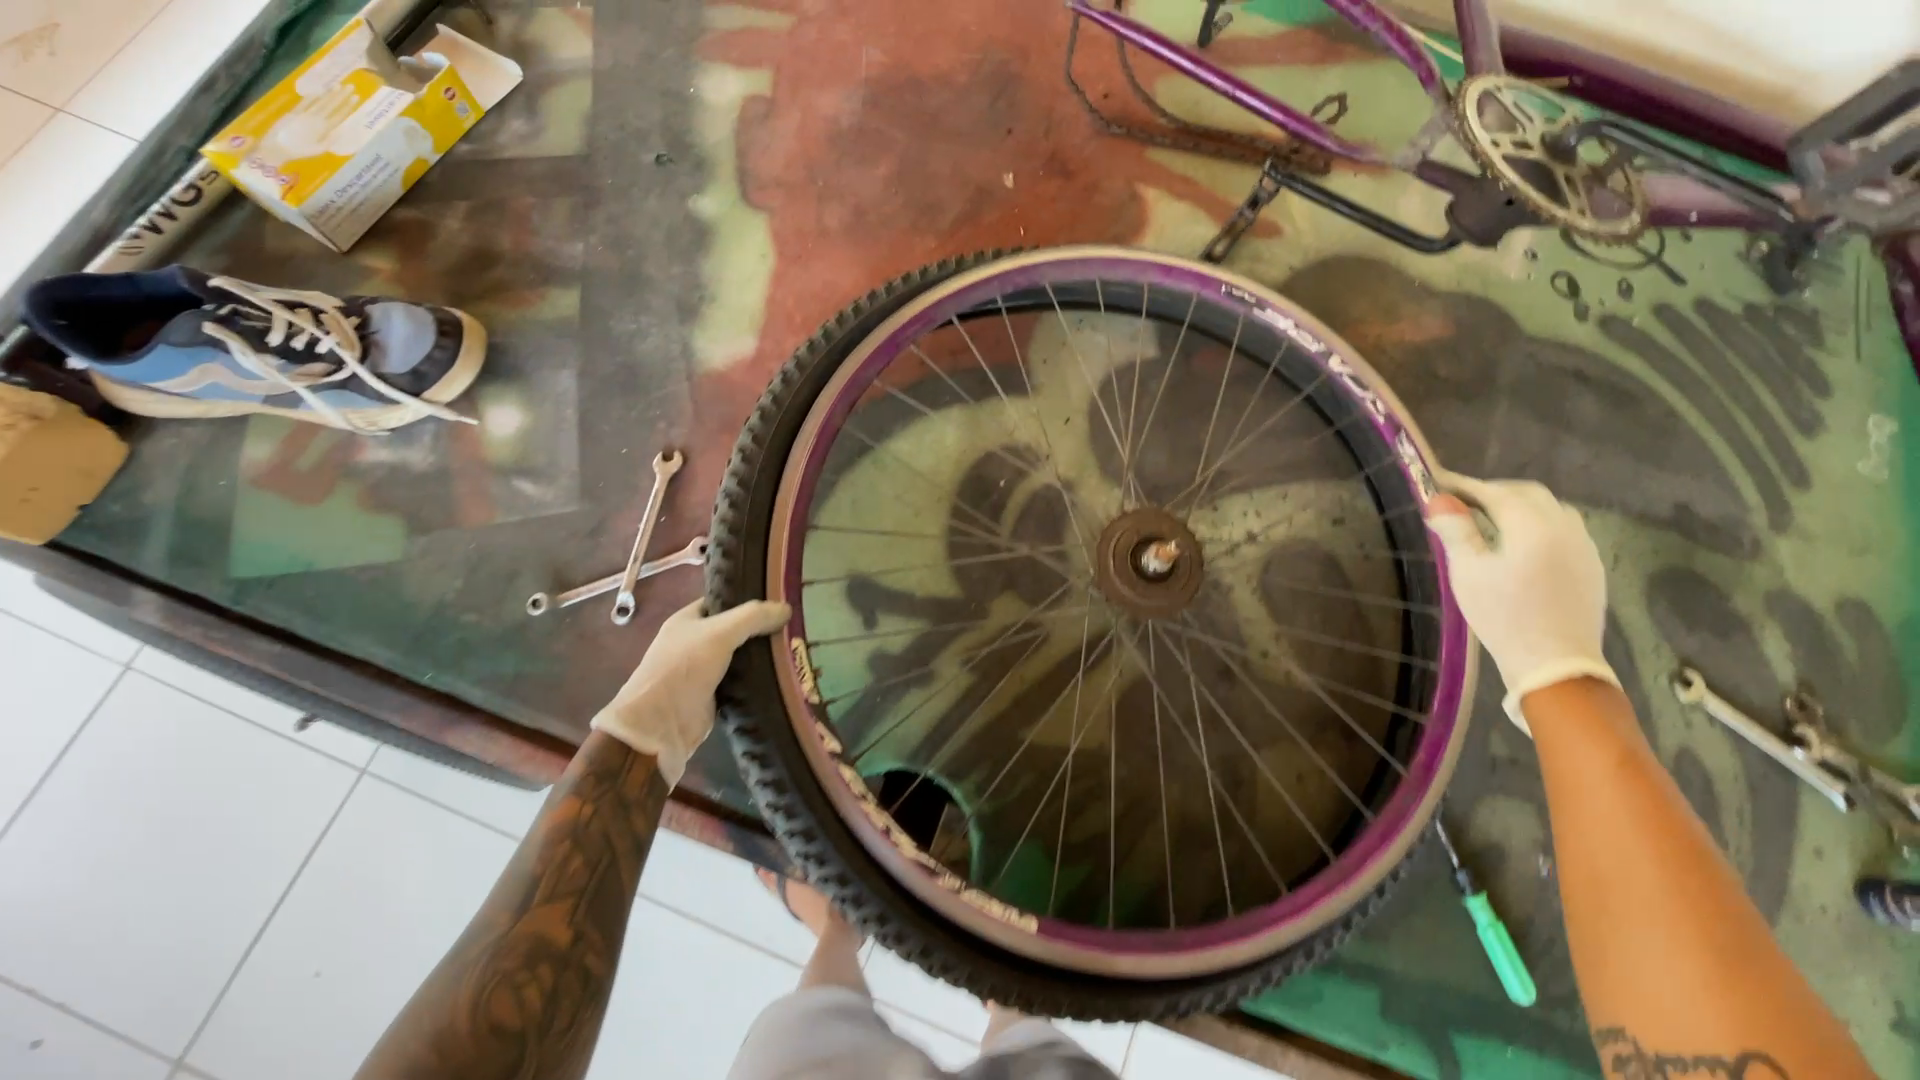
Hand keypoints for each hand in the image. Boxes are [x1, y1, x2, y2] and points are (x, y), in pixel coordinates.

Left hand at [590, 599, 790, 784]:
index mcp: (686, 621)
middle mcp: (694, 643)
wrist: (660, 725)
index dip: (747, 598)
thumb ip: (753, 617)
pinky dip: (759, 680)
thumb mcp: (719, 633)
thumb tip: (786, 608)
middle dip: (761, 628)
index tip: (778, 598)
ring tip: (797, 646)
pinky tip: (784, 675)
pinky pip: (742, 682)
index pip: (721, 602)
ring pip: (740, 657)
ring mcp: (704, 671)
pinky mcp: (714, 696)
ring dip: (763, 655)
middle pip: (734, 630)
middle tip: (795, 624)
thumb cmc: (683, 668)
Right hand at [1425, 476, 1617, 734]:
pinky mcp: (1592, 563)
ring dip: (1520, 506)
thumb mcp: (1468, 573)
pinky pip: (1564, 528)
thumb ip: (1456, 531)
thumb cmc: (1503, 616)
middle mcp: (1564, 525)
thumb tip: (1439, 499)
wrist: (1555, 661)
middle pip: (1528, 494)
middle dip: (1494, 492)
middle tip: (1464, 503)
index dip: (1464, 486)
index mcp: (1532, 525)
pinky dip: (1539, 524)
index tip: (1439, 484)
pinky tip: (1522, 545)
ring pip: (1550, 509)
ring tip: (1492, 522)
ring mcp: (1583, 544)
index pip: (1494, 492)